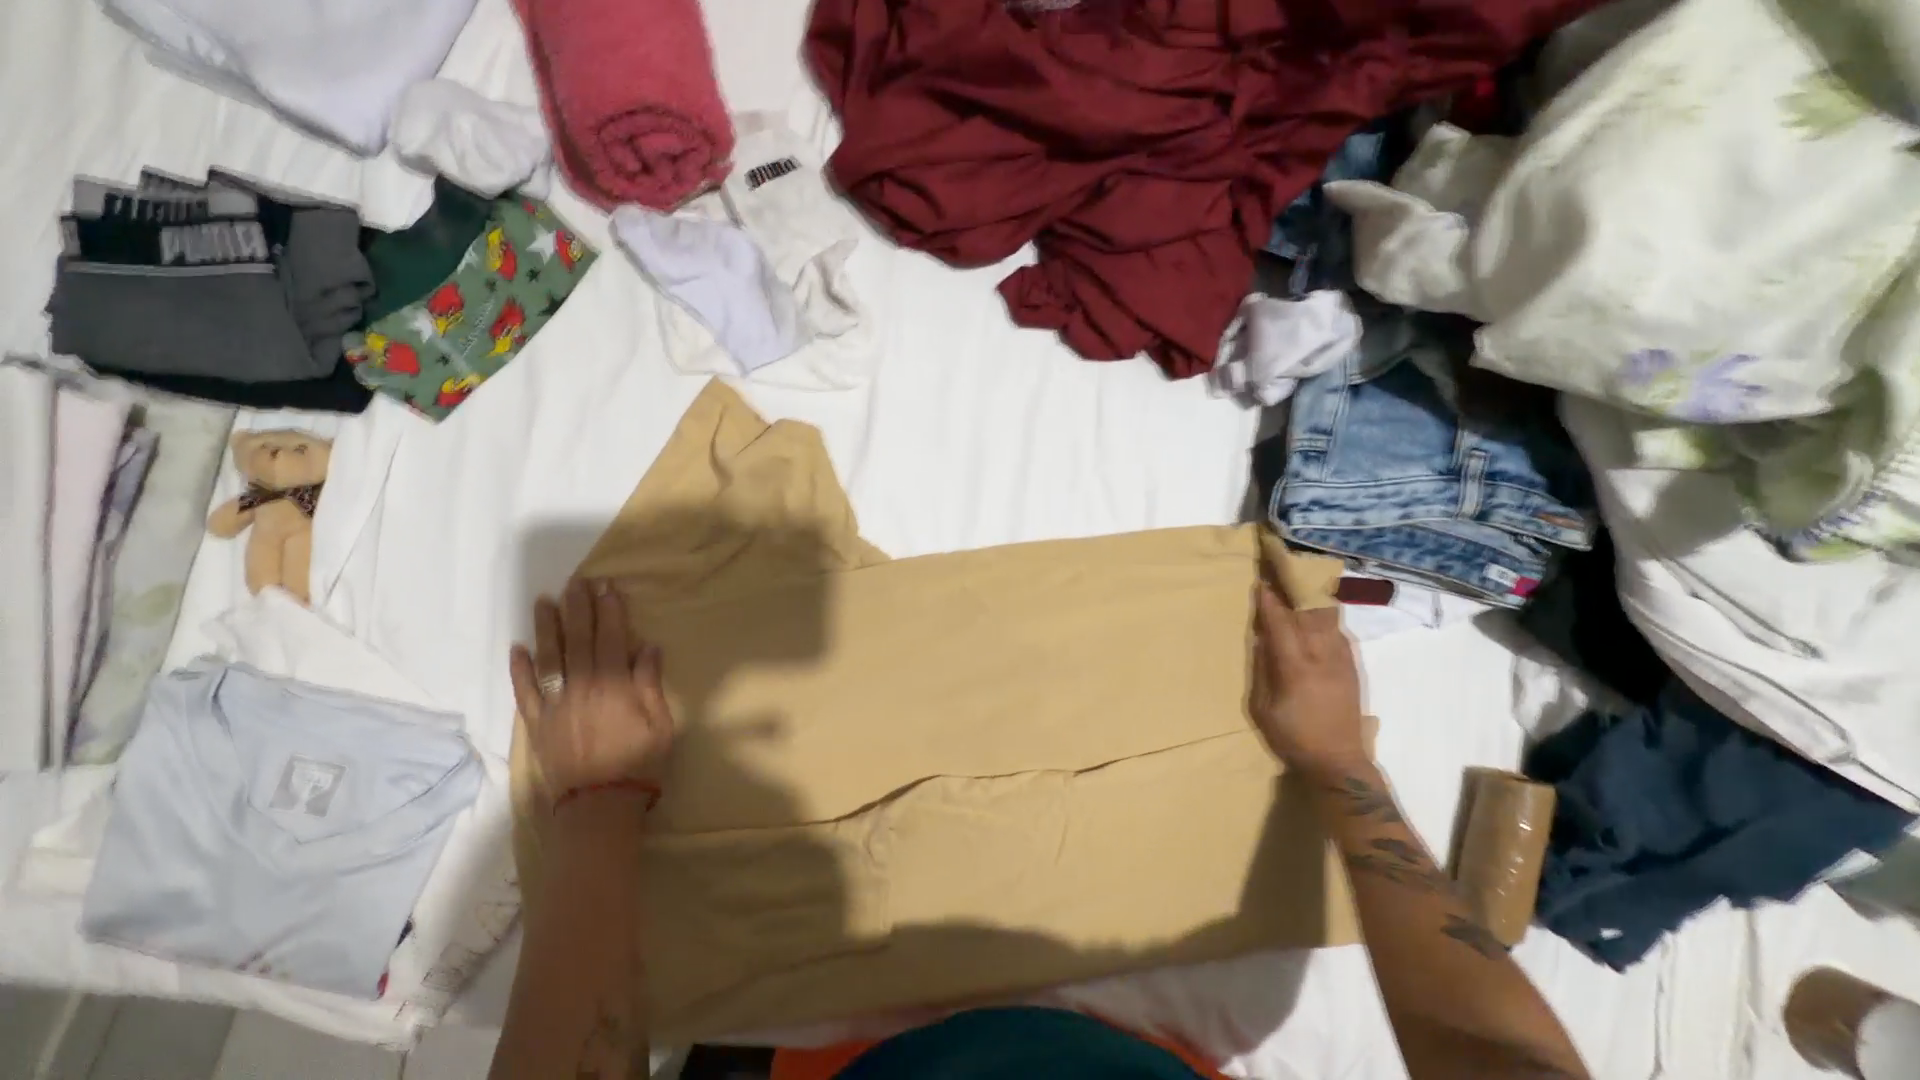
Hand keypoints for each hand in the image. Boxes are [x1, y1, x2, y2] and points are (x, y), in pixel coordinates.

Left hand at [510, 578, 675, 807]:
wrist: (598, 806)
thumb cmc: (639, 764)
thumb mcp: (661, 724)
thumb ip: (651, 684)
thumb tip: (648, 647)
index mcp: (614, 685)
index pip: (611, 637)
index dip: (610, 610)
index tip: (608, 587)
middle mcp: (582, 686)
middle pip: (578, 639)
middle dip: (578, 608)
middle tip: (577, 582)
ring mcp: (555, 703)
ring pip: (548, 657)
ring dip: (546, 627)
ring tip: (544, 601)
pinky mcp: (537, 723)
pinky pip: (524, 690)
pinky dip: (519, 668)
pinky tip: (517, 648)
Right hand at [1249, 580, 1368, 776]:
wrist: (1338, 762)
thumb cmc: (1293, 738)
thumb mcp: (1262, 707)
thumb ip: (1261, 669)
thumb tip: (1261, 638)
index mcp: (1296, 668)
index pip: (1281, 624)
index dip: (1270, 602)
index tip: (1261, 582)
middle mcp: (1322, 657)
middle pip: (1310, 611)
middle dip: (1296, 588)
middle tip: (1283, 569)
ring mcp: (1342, 660)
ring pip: (1329, 617)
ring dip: (1313, 598)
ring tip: (1301, 583)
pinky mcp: (1353, 666)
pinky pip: (1338, 631)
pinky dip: (1326, 616)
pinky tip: (1317, 612)